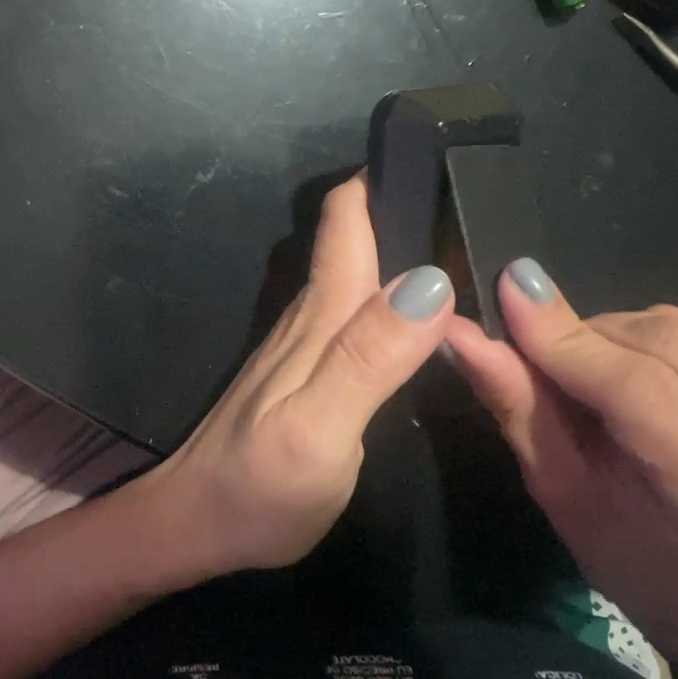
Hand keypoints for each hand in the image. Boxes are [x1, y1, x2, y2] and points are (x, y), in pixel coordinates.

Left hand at [132, 173, 456, 580]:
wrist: (200, 524)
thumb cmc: (260, 486)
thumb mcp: (321, 430)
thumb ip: (370, 358)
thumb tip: (430, 279)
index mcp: (320, 317)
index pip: (347, 221)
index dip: (384, 178)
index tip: (444, 154)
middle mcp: (312, 317)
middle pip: (358, 239)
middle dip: (408, 206)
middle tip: (477, 194)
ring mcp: (306, 345)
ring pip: (358, 274)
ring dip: (403, 249)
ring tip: (463, 238)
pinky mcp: (308, 372)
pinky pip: (356, 315)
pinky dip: (391, 296)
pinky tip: (421, 310)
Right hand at [444, 259, 677, 664]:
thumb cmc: (635, 559)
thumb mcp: (562, 493)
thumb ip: (519, 406)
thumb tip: (459, 330)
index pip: (644, 394)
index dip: (569, 342)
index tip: (507, 292)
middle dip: (598, 340)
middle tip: (552, 359)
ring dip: (637, 342)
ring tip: (612, 381)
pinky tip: (674, 390)